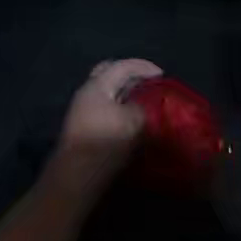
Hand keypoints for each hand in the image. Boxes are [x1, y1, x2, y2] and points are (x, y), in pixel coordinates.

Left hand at [51, 58, 162, 186]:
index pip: (121, 66)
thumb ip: (141, 108)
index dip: (143, 67)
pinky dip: (120, 106)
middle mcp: (87, 91)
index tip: (163, 75)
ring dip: (126, 92)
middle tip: (151, 83)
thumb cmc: (103, 142)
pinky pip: (106, 106)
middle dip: (131, 75)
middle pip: (110, 73)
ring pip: (108, 91)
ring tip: (146, 101)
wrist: (77, 174)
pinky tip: (132, 118)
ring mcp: (83, 108)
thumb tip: (143, 107)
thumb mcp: (131, 122)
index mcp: (97, 85)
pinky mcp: (85, 125)